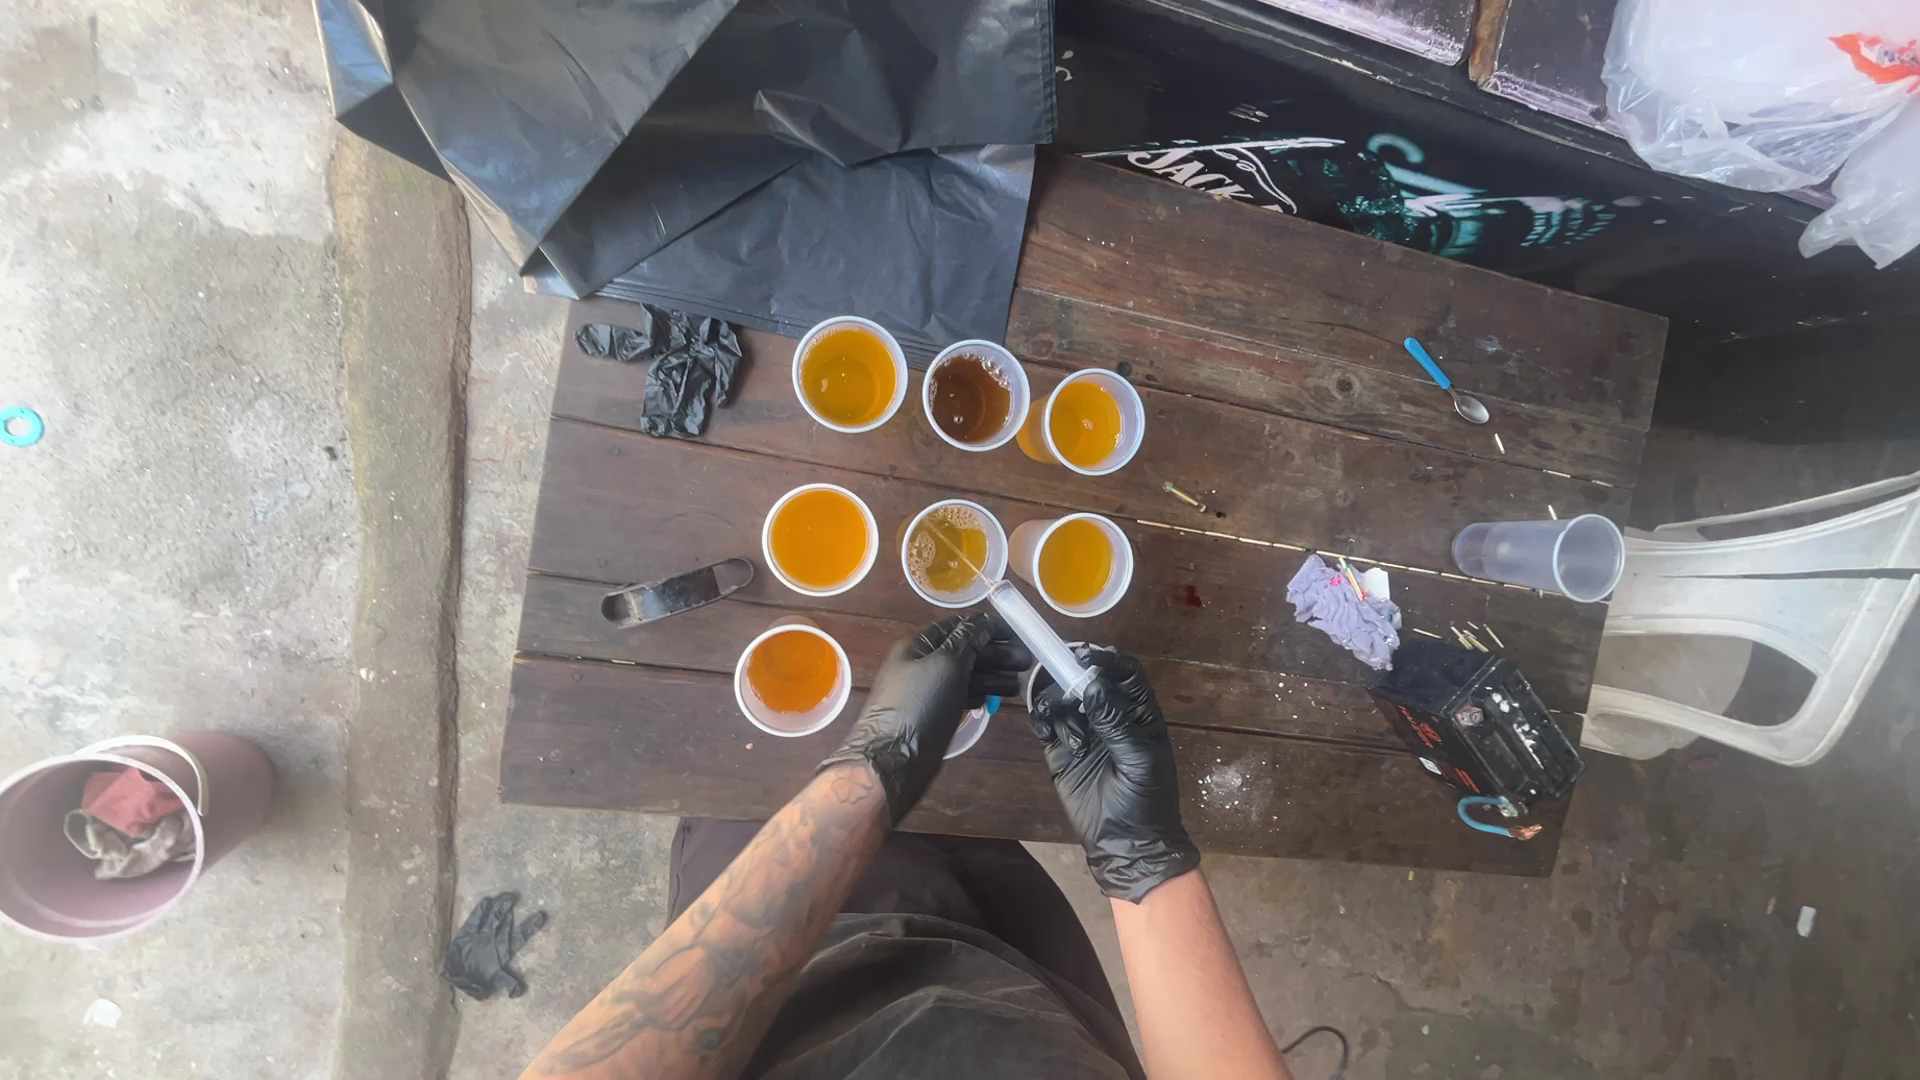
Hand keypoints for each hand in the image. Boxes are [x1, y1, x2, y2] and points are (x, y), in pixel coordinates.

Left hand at [819, 612, 1031, 825]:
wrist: (890, 762)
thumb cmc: (919, 706)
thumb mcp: (947, 665)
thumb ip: (967, 641)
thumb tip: (983, 622)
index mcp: (919, 644)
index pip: (960, 626)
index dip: (990, 628)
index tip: (1019, 635)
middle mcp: (922, 663)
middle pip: (965, 650)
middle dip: (996, 653)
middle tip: (1027, 662)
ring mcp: (927, 691)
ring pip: (965, 675)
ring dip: (992, 675)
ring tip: (1020, 682)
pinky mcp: (932, 715)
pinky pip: (960, 696)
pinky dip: (980, 694)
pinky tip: (997, 699)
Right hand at [1029, 648, 1200, 901]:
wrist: (1124, 846)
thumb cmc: (1144, 802)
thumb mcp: (1137, 759)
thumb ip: (1115, 720)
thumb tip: (1093, 682)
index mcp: (1137, 714)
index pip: (1124, 673)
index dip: (1107, 660)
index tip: (1085, 655)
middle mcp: (1108, 716)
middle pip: (1088, 678)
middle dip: (1073, 673)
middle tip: (1059, 670)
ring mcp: (1082, 731)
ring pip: (1064, 697)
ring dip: (1059, 700)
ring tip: (1068, 729)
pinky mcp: (1059, 749)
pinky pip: (1046, 722)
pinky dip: (1043, 718)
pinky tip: (1049, 731)